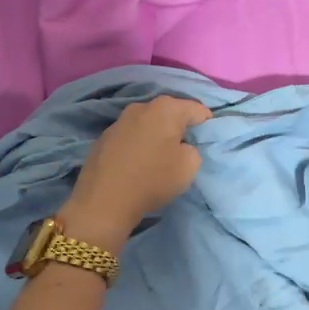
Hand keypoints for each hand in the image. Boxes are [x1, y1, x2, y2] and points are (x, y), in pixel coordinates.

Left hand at [58, 96, 211, 252]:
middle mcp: (142, 107)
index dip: (206, 126)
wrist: (103, 202)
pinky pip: (131, 136)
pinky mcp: (103, 137)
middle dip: (180, 128)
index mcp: (167, 108)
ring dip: (157, 135)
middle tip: (183, 151)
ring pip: (149, 123)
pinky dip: (138, 144)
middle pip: (171, 113)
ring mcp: (119, 121)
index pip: (198, 110)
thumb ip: (193, 148)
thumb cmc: (152, 179)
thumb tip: (181, 145)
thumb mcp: (190, 165)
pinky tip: (137, 164)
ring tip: (158, 158)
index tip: (204, 145)